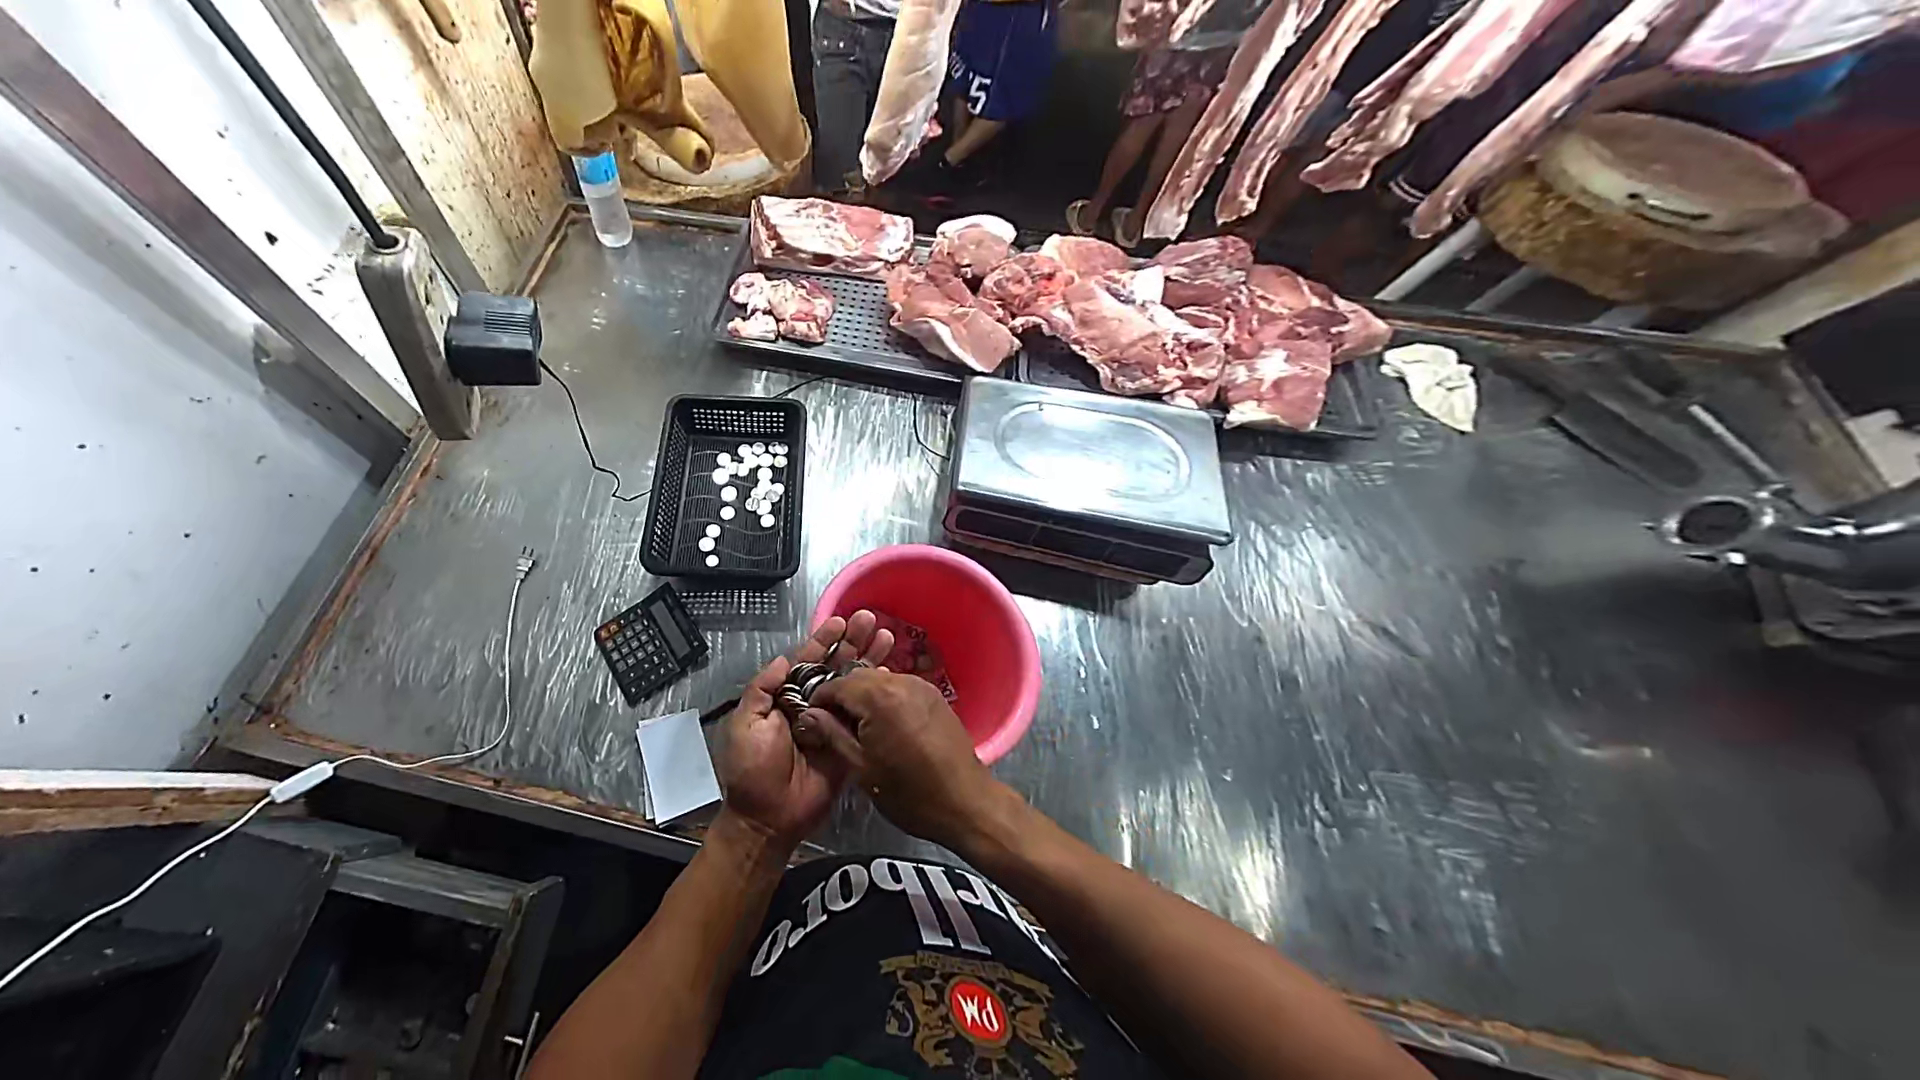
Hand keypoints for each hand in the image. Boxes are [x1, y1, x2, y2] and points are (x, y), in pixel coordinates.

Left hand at [717, 613, 893, 850]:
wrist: (769, 818)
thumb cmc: (752, 770)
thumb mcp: (744, 725)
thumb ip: (761, 690)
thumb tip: (782, 660)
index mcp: (785, 698)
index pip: (807, 662)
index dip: (824, 641)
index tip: (841, 621)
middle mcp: (811, 704)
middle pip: (835, 667)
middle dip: (852, 643)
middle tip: (871, 620)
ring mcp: (833, 722)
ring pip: (854, 685)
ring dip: (869, 661)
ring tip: (886, 637)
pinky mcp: (850, 742)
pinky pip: (865, 715)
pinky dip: (878, 695)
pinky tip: (891, 674)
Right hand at [802, 669, 1018, 852]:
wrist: (965, 800)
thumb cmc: (909, 792)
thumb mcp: (860, 767)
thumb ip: (832, 734)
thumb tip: (808, 714)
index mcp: (879, 697)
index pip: (835, 684)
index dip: (818, 701)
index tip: (811, 720)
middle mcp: (901, 681)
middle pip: (858, 677)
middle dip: (841, 696)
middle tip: (832, 726)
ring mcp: (921, 685)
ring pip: (879, 680)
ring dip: (864, 697)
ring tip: (858, 728)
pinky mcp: (934, 694)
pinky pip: (899, 687)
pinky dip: (885, 699)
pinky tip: (884, 725)